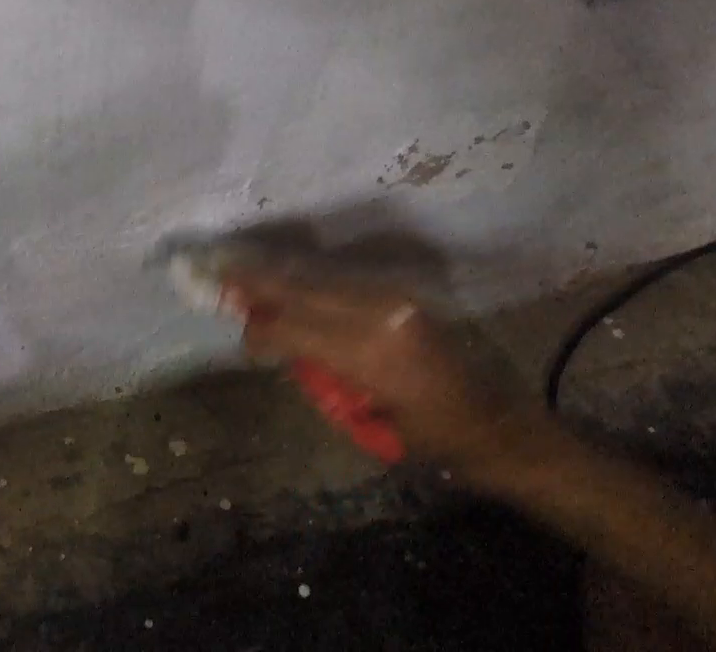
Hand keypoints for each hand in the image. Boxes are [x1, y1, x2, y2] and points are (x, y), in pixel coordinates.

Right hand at [220, 258, 555, 481]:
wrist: (498, 425)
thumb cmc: (432, 440)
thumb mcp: (367, 421)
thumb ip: (321, 376)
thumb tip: (278, 343)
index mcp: (371, 353)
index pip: (294, 327)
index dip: (259, 326)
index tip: (234, 328)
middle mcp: (381, 313)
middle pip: (302, 290)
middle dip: (257, 284)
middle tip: (217, 276)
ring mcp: (394, 298)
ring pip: (320, 279)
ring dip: (279, 278)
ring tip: (242, 275)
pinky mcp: (401, 294)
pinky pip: (341, 282)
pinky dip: (308, 283)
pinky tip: (286, 284)